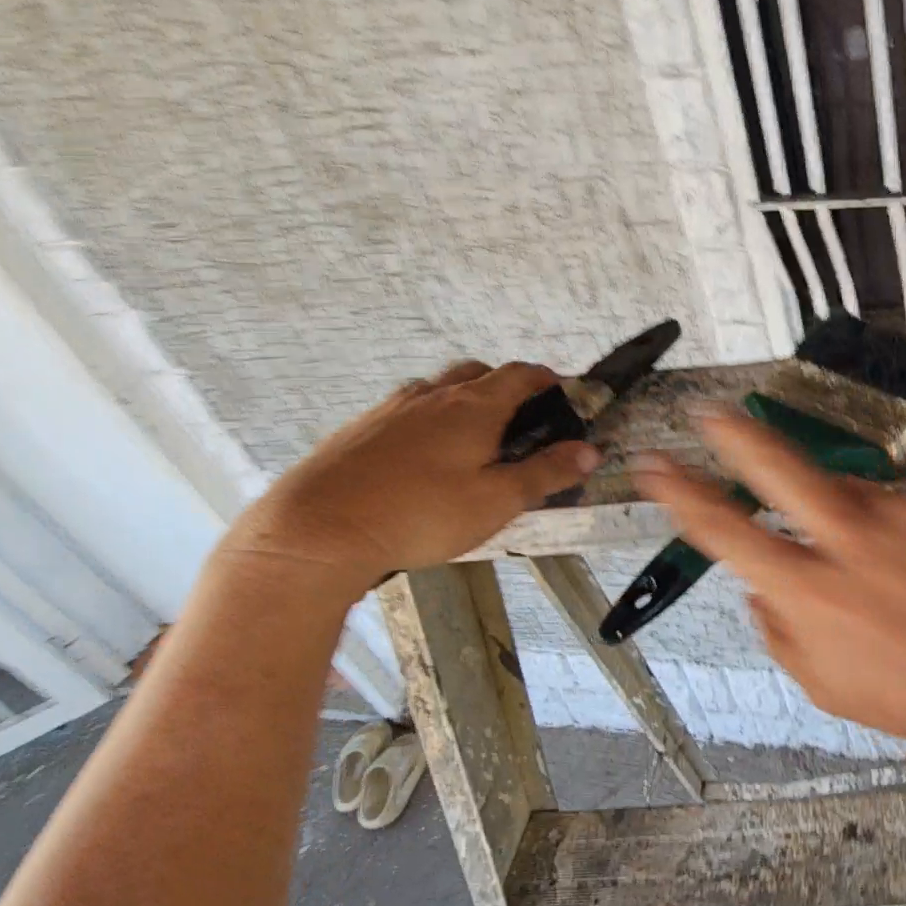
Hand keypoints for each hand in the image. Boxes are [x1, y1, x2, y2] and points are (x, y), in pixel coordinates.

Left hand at [220, 361, 601, 588]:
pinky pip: (406, 413)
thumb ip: (546, 473)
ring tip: (474, 442)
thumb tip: (591, 450)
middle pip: (477, 373)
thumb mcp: (498, 501)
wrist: (315, 531)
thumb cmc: (421, 514)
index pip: (520, 374)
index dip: (548, 379)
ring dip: (463, 403)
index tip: (566, 393)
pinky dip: (428, 424)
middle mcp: (432, 396)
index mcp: (473, 406)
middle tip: (522, 420)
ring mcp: (389, 410)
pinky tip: (424, 462)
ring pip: (437, 391)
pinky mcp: (357, 431)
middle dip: (505, 386)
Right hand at [633, 411, 905, 759]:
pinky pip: (894, 504)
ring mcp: (899, 515)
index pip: (726, 532)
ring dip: (840, 514)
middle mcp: (849, 541)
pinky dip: (890, 527)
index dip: (682, 494)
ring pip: (845, 492)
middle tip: (709, 412)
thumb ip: (780, 630)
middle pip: (778, 468)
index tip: (656, 465)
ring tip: (876, 562)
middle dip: (735, 435)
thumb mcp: (825, 684)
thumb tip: (759, 586)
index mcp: (809, 593)